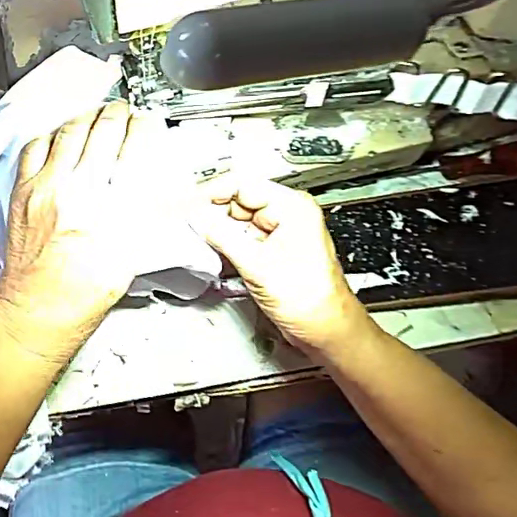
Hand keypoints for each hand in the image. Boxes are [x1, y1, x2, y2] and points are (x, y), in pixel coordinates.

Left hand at [0, 101, 159, 366]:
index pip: (136, 147)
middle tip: (124, 111)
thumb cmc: (84, 293)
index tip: (147, 122)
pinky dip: (52, 135)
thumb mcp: (133, 254)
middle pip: (103, 130)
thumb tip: (157, 184)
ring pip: (70, 131)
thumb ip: (146, 214)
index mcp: (116, 209)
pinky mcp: (23, 190)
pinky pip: (36, 146)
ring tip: (96, 116)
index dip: (145, 127)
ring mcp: (48, 187)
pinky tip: (61, 136)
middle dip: (118, 114)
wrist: (38, 309)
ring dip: (87, 117)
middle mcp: (82, 191)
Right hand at [193, 176, 374, 359]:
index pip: (243, 185)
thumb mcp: (256, 264)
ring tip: (203, 243)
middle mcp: (288, 214)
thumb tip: (198, 217)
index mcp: (293, 207)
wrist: (326, 331)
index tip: (191, 205)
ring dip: (219, 233)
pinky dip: (228, 245)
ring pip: (237, 222)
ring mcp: (280, 232)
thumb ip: (221, 236)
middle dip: (213, 216)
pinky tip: (217, 255)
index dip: (213, 194)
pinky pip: (243, 238)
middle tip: (192, 226)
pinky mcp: (273, 249)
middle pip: (237, 202)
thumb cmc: (312, 301)